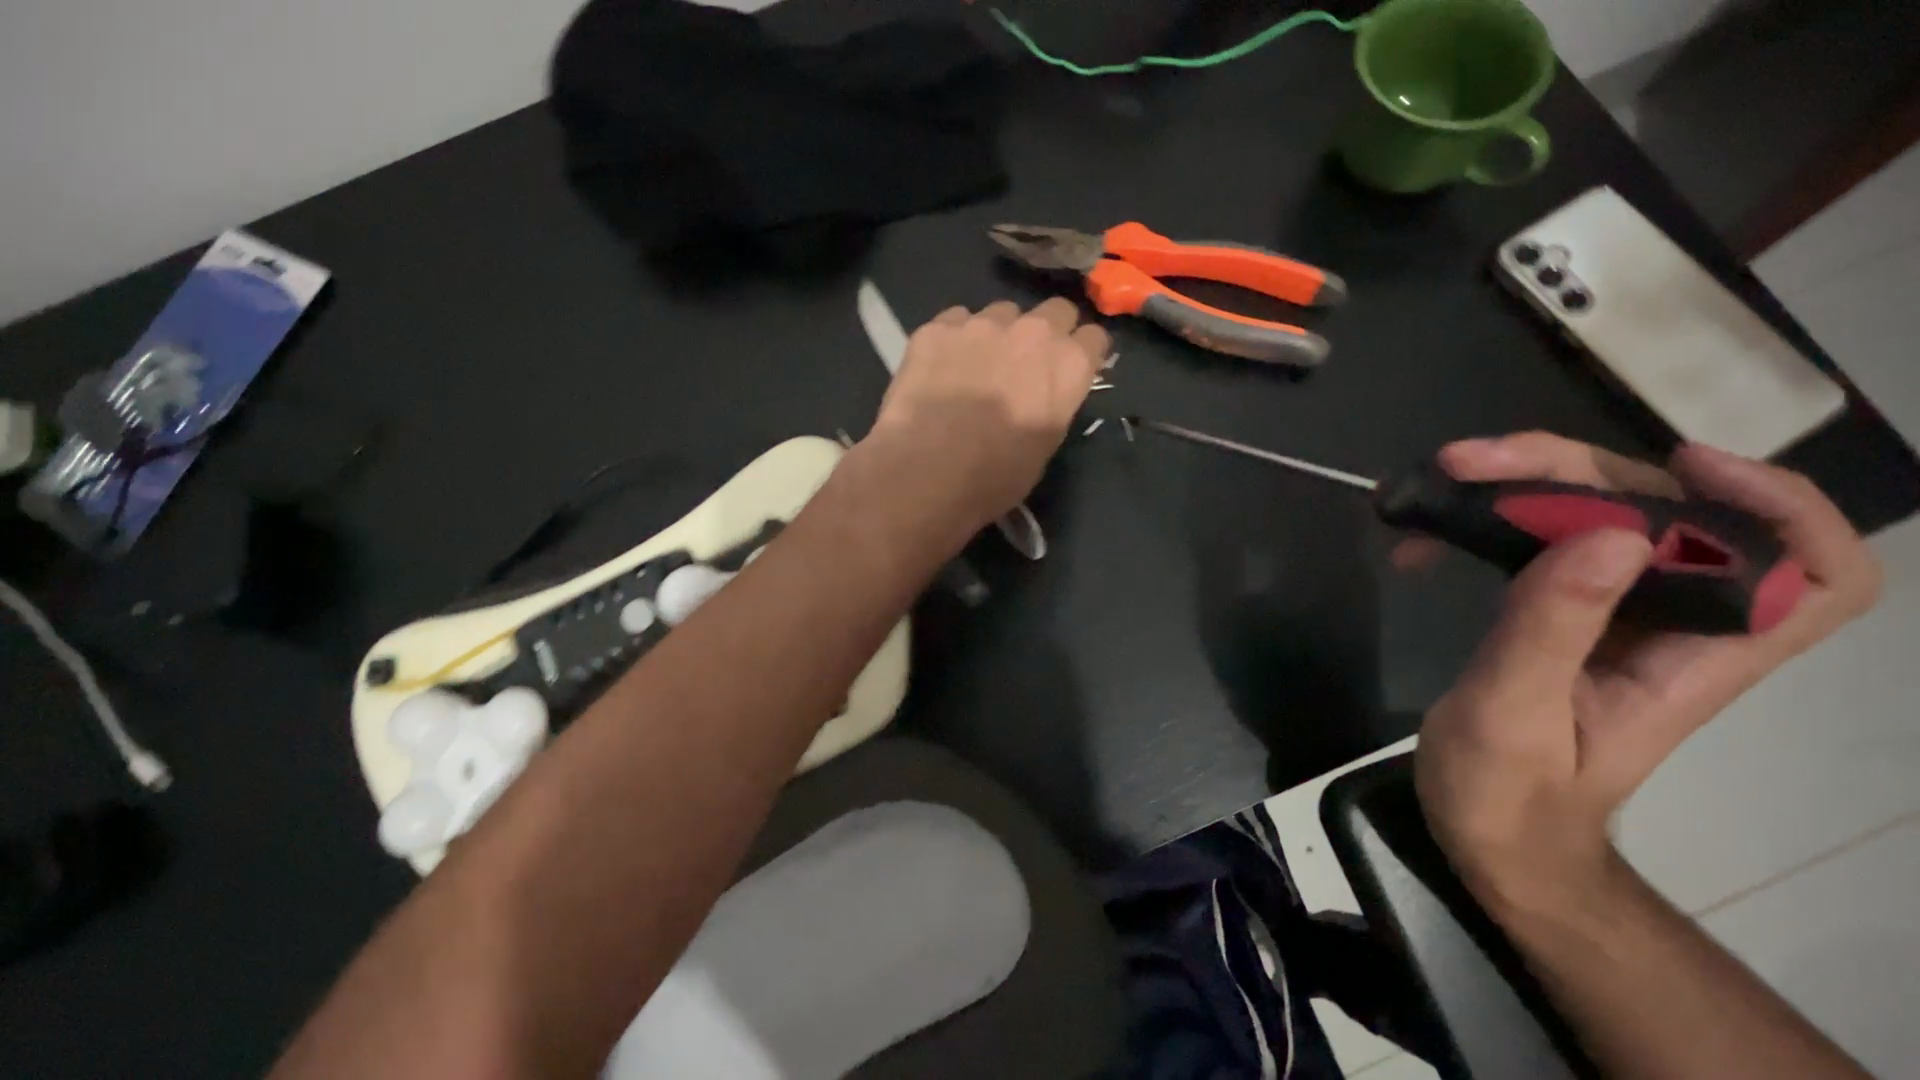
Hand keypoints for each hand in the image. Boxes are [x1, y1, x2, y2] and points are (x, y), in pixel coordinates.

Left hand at [861, 297, 1108, 538]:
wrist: (926, 472)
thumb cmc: (995, 476)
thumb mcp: (1044, 446)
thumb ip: (1052, 404)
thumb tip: (1042, 396)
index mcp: (1069, 365)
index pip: (1094, 338)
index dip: (1082, 353)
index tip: (1070, 369)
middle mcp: (1033, 332)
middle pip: (1055, 310)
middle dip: (1047, 331)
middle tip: (1027, 362)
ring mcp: (982, 323)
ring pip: (1001, 312)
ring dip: (998, 334)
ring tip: (976, 366)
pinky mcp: (937, 328)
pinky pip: (954, 321)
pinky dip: (953, 339)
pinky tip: (940, 368)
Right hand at [1413, 433, 1880, 915]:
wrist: (1490, 840)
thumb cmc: (1508, 801)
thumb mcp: (1513, 720)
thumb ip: (1552, 632)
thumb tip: (1611, 536)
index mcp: (1695, 660)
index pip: (1816, 578)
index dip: (1778, 506)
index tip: (1683, 466)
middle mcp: (1670, 624)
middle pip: (1673, 514)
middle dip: (1580, 472)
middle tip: (1476, 462)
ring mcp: (1615, 614)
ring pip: (1602, 515)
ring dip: (1526, 484)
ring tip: (1446, 477)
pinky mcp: (1564, 611)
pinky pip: (1546, 541)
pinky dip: (1491, 521)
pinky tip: (1426, 537)